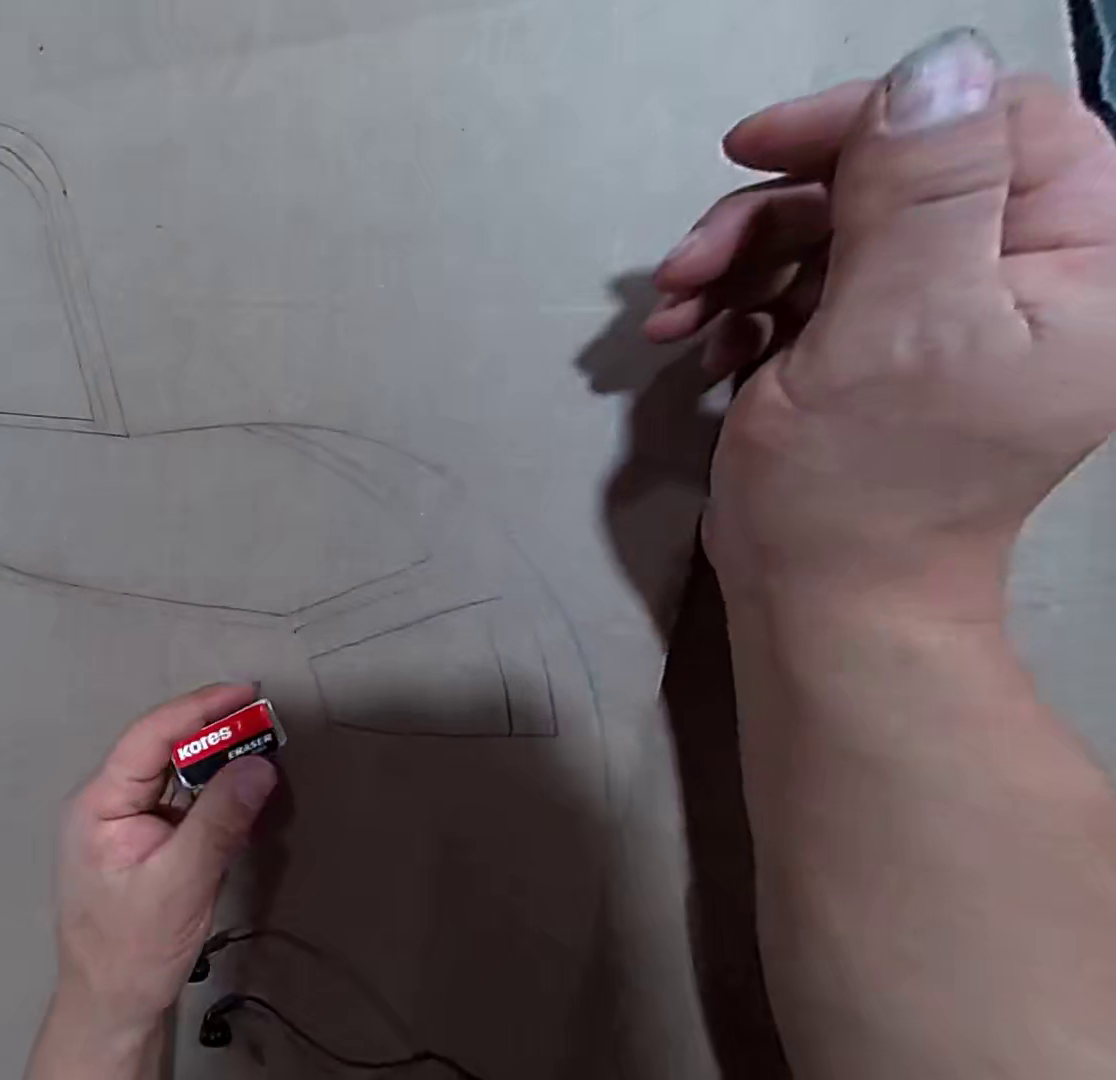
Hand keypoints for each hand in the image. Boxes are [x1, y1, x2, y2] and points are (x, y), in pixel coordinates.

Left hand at [27, 684, 278, 1077]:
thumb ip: (220, 820)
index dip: (197, 709)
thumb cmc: (134, 949)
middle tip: (259, 716)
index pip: (150, 736)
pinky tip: (239, 781)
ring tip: (256, 740)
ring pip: (173, 770)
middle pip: (161, 747)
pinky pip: (181, 797)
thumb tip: (261, 765)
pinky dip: (212, 788)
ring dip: (214, 756)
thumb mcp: (181, 883)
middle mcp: (109, 798)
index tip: (243, 693)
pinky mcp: (145, 834)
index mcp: (100, 800)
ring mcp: (126, 816)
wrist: (112, 1009)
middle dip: (210, 728)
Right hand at [647, 29, 1115, 617]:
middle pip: (878, 188)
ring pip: (821, 244)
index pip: (982, 125)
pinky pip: (794, 300)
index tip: (745, 149)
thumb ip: (921, 197)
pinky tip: (704, 350)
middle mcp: (1004, 272)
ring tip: (671, 322)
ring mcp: (919, 316)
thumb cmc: (860, 474)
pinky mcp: (851, 353)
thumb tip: (927, 67)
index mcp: (1068, 252)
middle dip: (762, 223)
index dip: (863, 119)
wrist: (820, 584)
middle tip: (679, 273)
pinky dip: (737, 316)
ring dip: (731, 273)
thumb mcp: (891, 332)